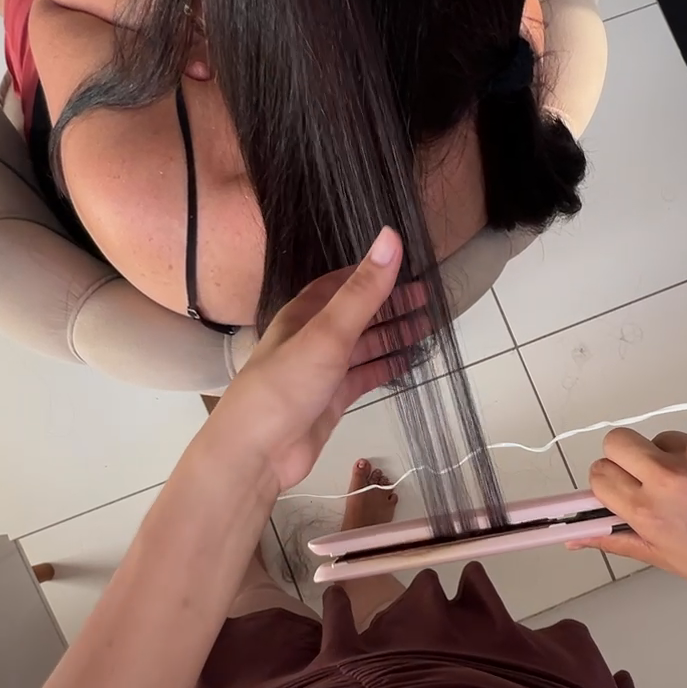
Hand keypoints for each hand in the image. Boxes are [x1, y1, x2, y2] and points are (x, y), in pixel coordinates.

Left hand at [195, 228, 424, 491]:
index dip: (371, 274)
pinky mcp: (331, 401)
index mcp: (303, 314)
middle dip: (388, 306)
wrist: (259, 450)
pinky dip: (385, 368)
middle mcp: (312, 339)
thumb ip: (362, 291)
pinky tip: (409, 362)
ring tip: (427, 327)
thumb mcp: (328, 332)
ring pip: (362, 346)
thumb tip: (391, 237)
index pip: (340, 284)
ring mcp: (322, 372)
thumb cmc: (286, 384)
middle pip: (356, 314)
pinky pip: (363, 377)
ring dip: (391, 336)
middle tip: (427, 300)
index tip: (406, 267)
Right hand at [575, 428, 686, 605]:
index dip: (608, 483)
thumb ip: (620, 540)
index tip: (620, 490)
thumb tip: (579, 536)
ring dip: (672, 456)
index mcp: (649, 511)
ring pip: (664, 438)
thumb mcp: (671, 560)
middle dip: (624, 455)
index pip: (599, 474)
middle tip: (646, 475)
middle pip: (617, 440)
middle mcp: (670, 477)